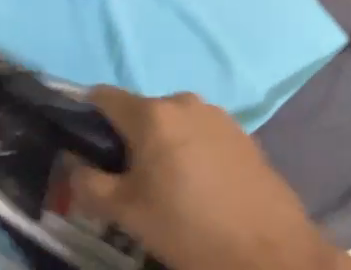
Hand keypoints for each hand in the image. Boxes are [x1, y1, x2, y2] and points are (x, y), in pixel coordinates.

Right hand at [68, 88, 350, 269]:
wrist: (278, 259)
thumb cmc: (192, 230)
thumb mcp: (128, 214)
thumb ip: (88, 184)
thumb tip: (72, 164)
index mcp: (150, 113)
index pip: (101, 96)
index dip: (88, 119)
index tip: (91, 152)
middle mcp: (183, 101)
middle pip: (139, 112)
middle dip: (130, 140)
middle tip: (134, 181)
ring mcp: (219, 117)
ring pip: (173, 124)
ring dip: (164, 146)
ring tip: (173, 189)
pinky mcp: (246, 137)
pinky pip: (203, 136)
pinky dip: (194, 154)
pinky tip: (205, 191)